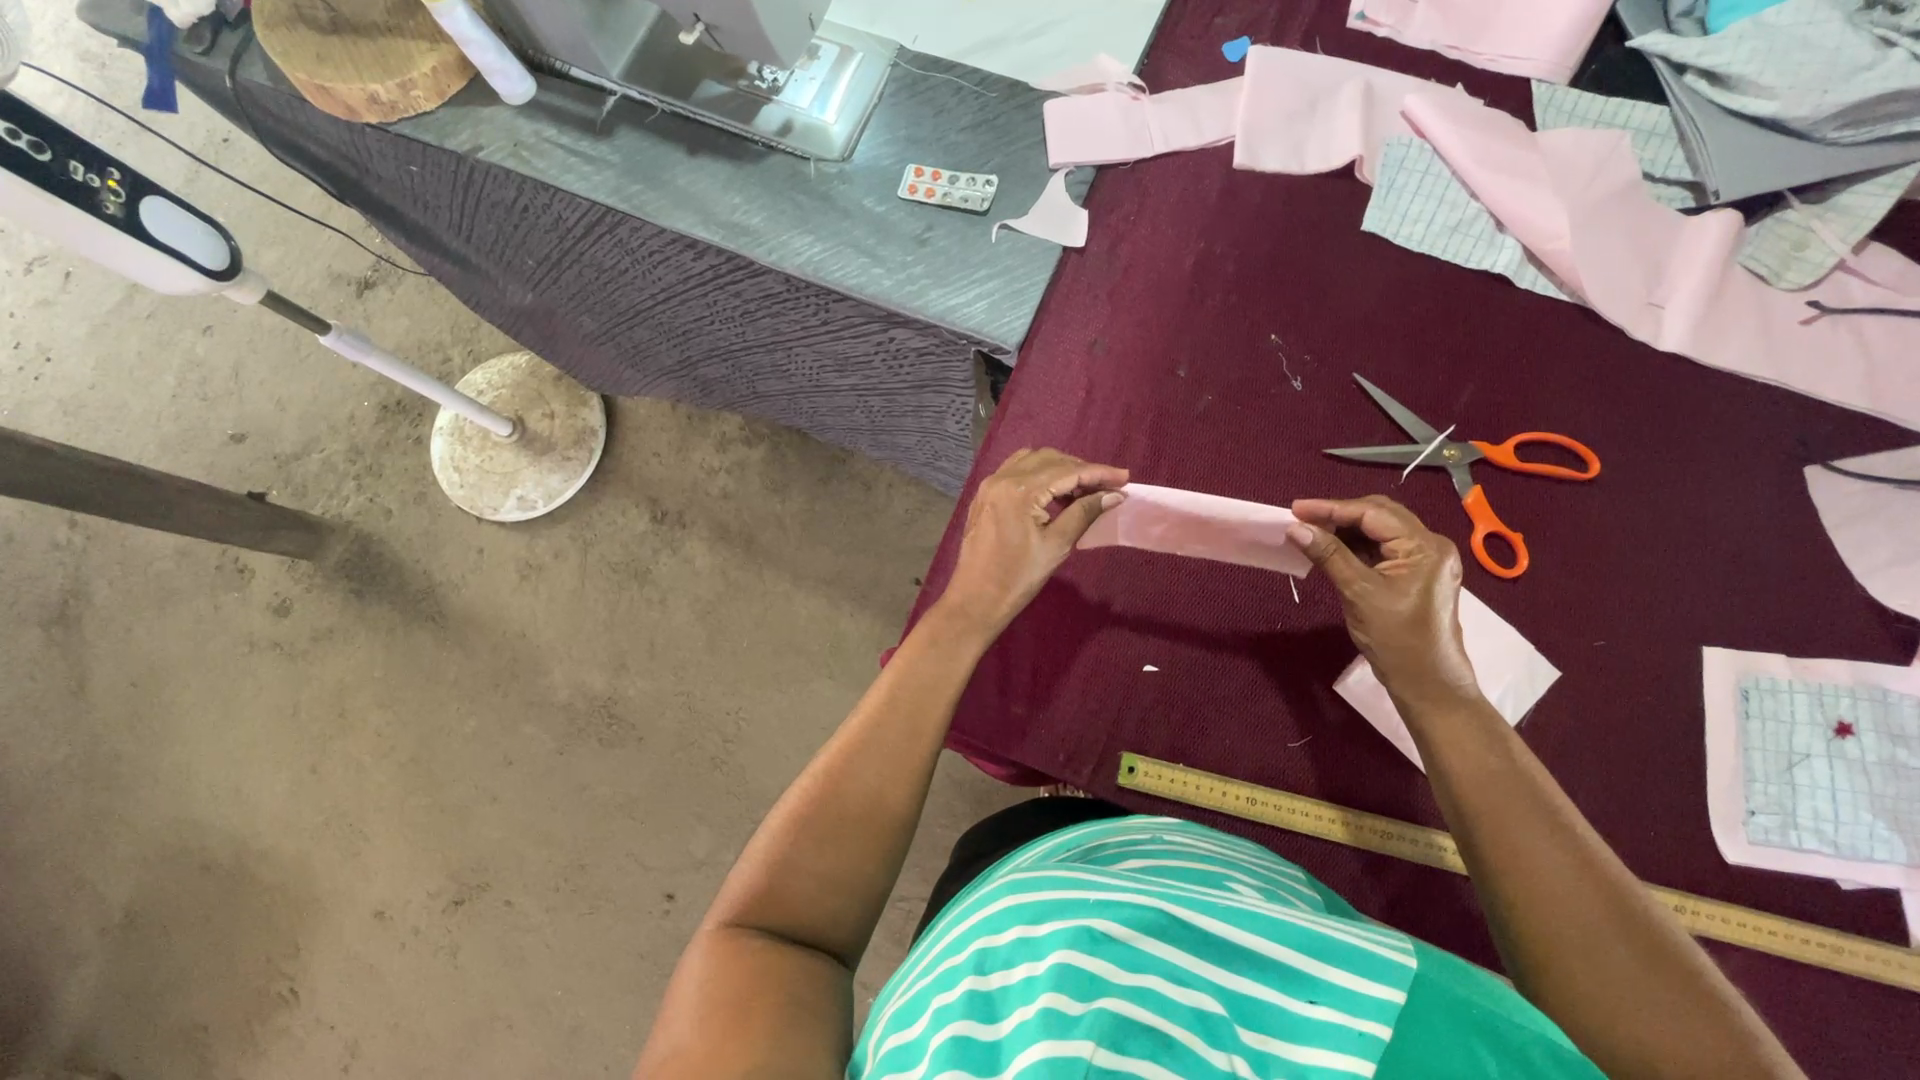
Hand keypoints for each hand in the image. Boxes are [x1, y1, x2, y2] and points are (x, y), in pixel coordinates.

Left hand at [936, 449, 1128, 638]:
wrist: (976, 599)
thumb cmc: (1018, 577)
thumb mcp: (1057, 544)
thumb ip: (1084, 513)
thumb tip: (1113, 495)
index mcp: (1020, 490)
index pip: (1067, 470)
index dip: (1098, 472)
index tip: (1124, 477)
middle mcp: (1002, 478)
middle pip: (1049, 459)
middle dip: (1080, 468)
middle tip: (1106, 485)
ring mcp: (989, 485)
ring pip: (1031, 461)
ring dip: (1059, 469)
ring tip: (1083, 488)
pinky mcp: (984, 495)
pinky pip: (1015, 471)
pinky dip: (1039, 475)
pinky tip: (1055, 493)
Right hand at [1288, 495, 1480, 706]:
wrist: (1427, 681)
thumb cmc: (1396, 638)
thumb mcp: (1358, 593)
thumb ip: (1328, 555)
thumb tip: (1296, 528)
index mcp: (1424, 546)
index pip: (1372, 513)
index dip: (1331, 508)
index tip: (1295, 509)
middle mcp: (1430, 545)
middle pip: (1379, 516)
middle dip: (1339, 515)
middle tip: (1301, 519)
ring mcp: (1426, 560)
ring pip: (1380, 532)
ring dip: (1346, 530)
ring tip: (1312, 533)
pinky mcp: (1417, 574)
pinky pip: (1383, 550)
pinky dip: (1357, 547)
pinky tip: (1332, 550)